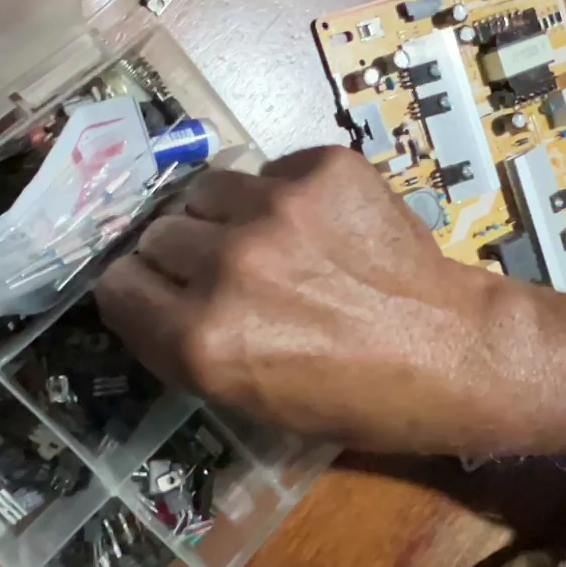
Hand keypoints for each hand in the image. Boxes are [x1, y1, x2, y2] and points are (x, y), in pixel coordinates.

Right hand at [95, 146, 525, 452]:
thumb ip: (184, 342)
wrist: (449, 350)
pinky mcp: (324, 168)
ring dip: (225, 215)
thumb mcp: (247, 398)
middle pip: (156, 232)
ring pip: (207, 188)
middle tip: (223, 270)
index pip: (116, 285)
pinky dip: (283, 194)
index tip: (159, 291)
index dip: (140, 291)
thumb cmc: (352, 396)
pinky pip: (270, 170)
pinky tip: (320, 224)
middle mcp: (228, 265)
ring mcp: (278, 208)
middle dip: (181, 254)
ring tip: (269, 239)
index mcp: (201, 338)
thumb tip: (148, 288)